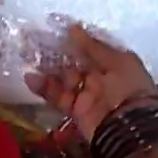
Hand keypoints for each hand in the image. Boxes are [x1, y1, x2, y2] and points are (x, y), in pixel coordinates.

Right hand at [26, 23, 157, 138]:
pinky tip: (30, 78)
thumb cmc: (128, 88)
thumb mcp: (116, 62)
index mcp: (114, 63)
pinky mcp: (76, 110)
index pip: (91, 48)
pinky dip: (45, 88)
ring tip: (27, 58)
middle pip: (74, 62)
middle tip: (35, 41)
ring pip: (64, 78)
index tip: (55, 30)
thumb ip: (92, 47)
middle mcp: (100, 77)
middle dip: (56, 52)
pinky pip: (58, 96)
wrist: (130, 129)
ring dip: (47, 69)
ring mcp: (87, 94)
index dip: (74, 39)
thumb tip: (73, 28)